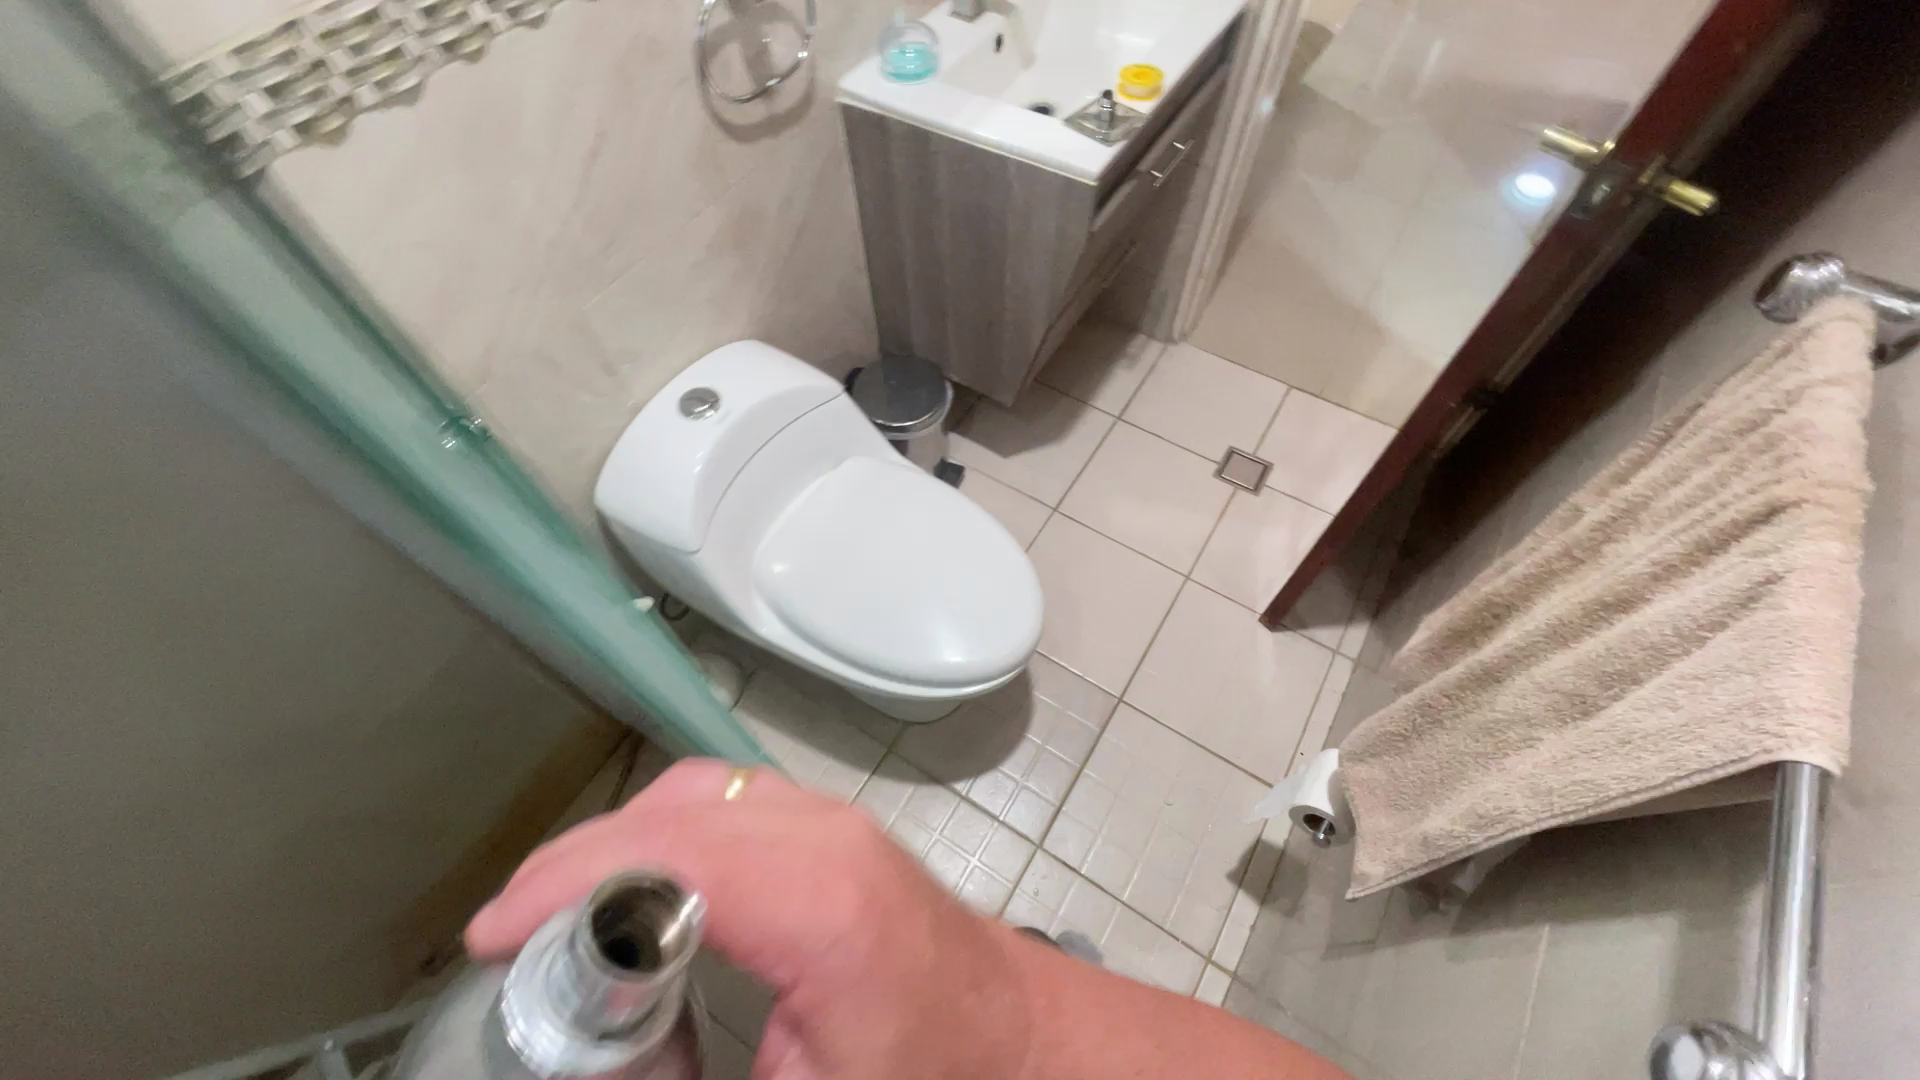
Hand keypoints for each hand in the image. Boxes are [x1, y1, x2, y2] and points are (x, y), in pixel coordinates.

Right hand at [466, 759, 1034, 1079]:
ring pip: (704, 791)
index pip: (674, 854)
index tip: (496, 934)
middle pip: (680, 809)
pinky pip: (735, 800)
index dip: (572, 882)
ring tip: (560, 908)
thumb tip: (605, 1062)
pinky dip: (671, 828)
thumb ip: (680, 1072)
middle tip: (512, 931)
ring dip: (624, 838)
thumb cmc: (927, 1071)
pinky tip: (640, 881)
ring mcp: (835, 821)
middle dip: (582, 860)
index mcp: (822, 903)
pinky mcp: (835, 828)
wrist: (1011, 1035)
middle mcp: (827, 837)